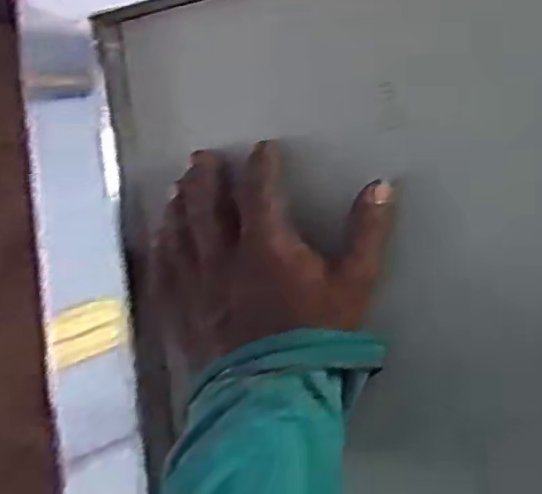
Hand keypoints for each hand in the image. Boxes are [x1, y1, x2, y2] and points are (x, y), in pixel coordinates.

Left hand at [155, 140, 394, 370]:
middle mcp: (225, 262)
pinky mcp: (184, 316)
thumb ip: (368, 230)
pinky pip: (164, 275)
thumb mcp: (356, 279)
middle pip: (208, 212)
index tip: (263, 148)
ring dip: (179, 209)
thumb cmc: (319, 331)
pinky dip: (161, 251)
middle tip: (202, 158)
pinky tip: (160, 241)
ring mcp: (199, 290)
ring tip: (177, 189)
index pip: (261, 195)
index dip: (262, 168)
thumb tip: (381, 186)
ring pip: (181, 239)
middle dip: (206, 181)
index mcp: (268, 247)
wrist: (276, 393)